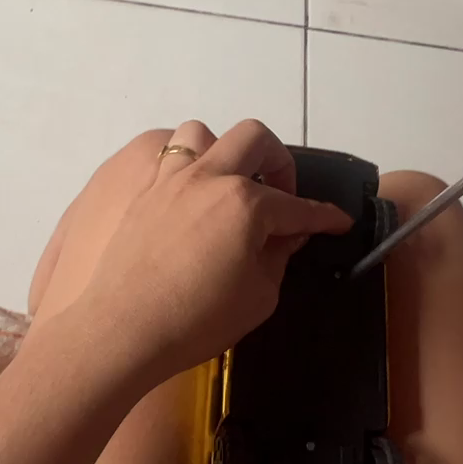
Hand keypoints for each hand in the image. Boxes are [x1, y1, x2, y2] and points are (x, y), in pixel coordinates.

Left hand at [63, 120, 351, 389]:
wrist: (123, 330)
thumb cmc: (197, 321)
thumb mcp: (259, 297)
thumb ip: (278, 258)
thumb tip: (286, 235)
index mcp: (246, 204)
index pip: (297, 207)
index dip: (324, 217)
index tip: (338, 222)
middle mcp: (210, 178)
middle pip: (255, 139)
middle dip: (279, 161)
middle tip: (282, 193)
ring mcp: (170, 179)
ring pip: (203, 134)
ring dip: (223, 152)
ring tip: (227, 184)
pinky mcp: (141, 191)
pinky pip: (165, 156)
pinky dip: (185, 166)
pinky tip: (188, 196)